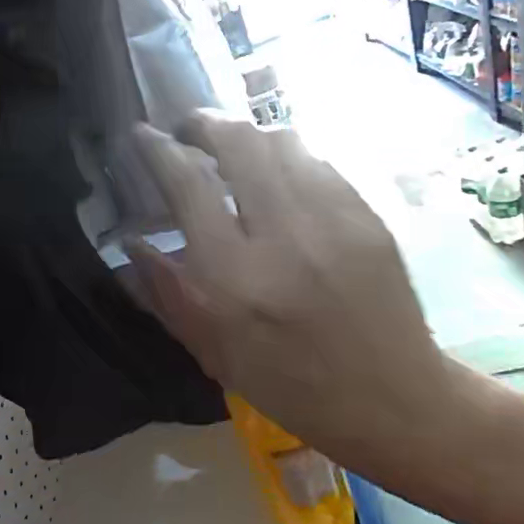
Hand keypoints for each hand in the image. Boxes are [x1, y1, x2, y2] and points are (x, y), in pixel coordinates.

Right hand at [126, 111, 452, 447]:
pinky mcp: (368, 218)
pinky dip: (286, 155)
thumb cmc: (286, 384)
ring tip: (229, 148)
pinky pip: (319, 163)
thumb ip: (166, 290)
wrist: (391, 399)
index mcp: (234, 277)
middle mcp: (284, 236)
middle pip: (240, 144)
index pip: (189, 186)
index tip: (142, 134)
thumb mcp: (210, 349)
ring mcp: (334, 221)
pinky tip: (276, 173)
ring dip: (247, 134)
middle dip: (205, 123)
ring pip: (284, 142)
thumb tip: (132, 242)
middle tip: (186, 129)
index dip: (159, 150)